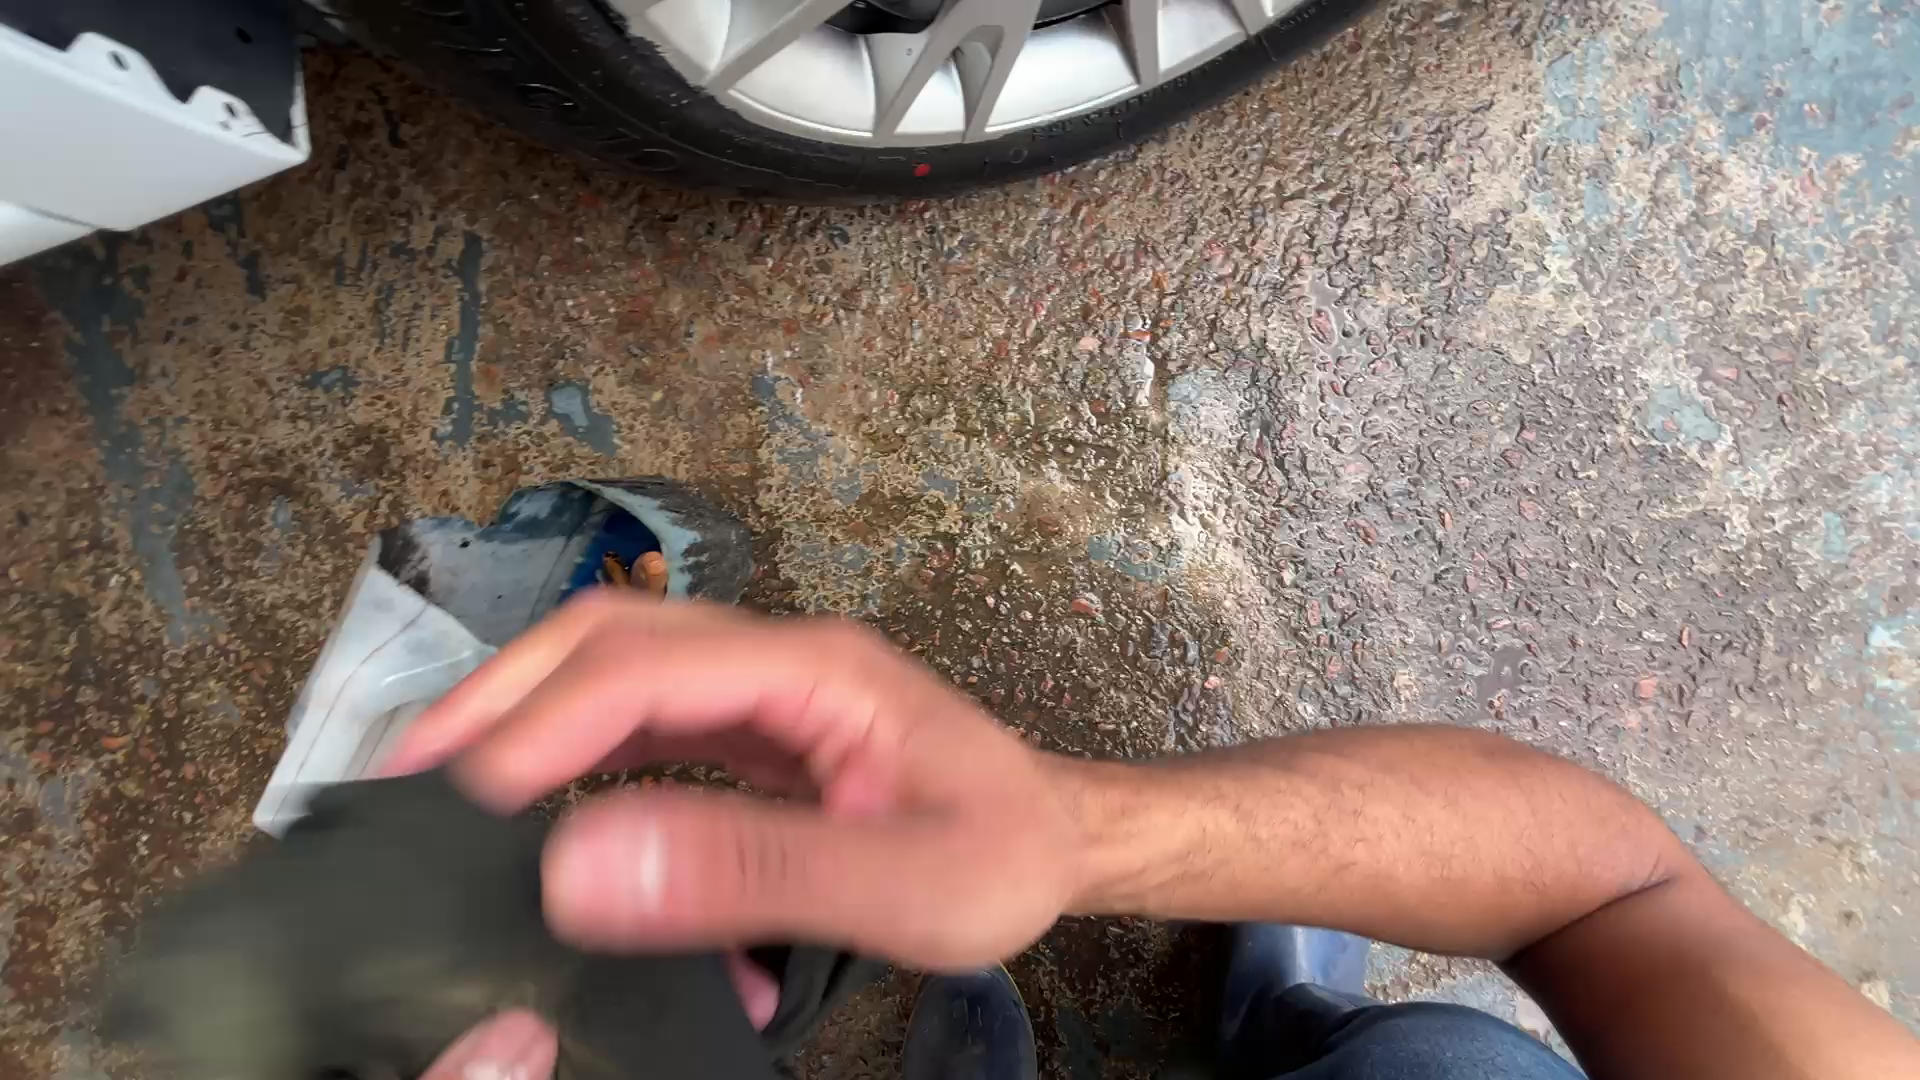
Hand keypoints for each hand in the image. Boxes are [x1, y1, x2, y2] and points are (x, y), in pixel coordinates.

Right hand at [383, 591, 1088, 968]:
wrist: (1052, 834)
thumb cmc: (999, 852)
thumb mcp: (900, 880)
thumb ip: (755, 869)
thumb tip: (587, 866)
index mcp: (820, 669)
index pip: (652, 666)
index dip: (544, 724)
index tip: (456, 808)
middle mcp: (786, 657)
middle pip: (623, 636)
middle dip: (511, 691)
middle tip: (412, 777)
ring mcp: (773, 687)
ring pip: (629, 667)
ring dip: (535, 714)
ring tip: (449, 790)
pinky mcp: (767, 727)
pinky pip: (657, 720)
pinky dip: (588, 753)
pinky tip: (550, 807)